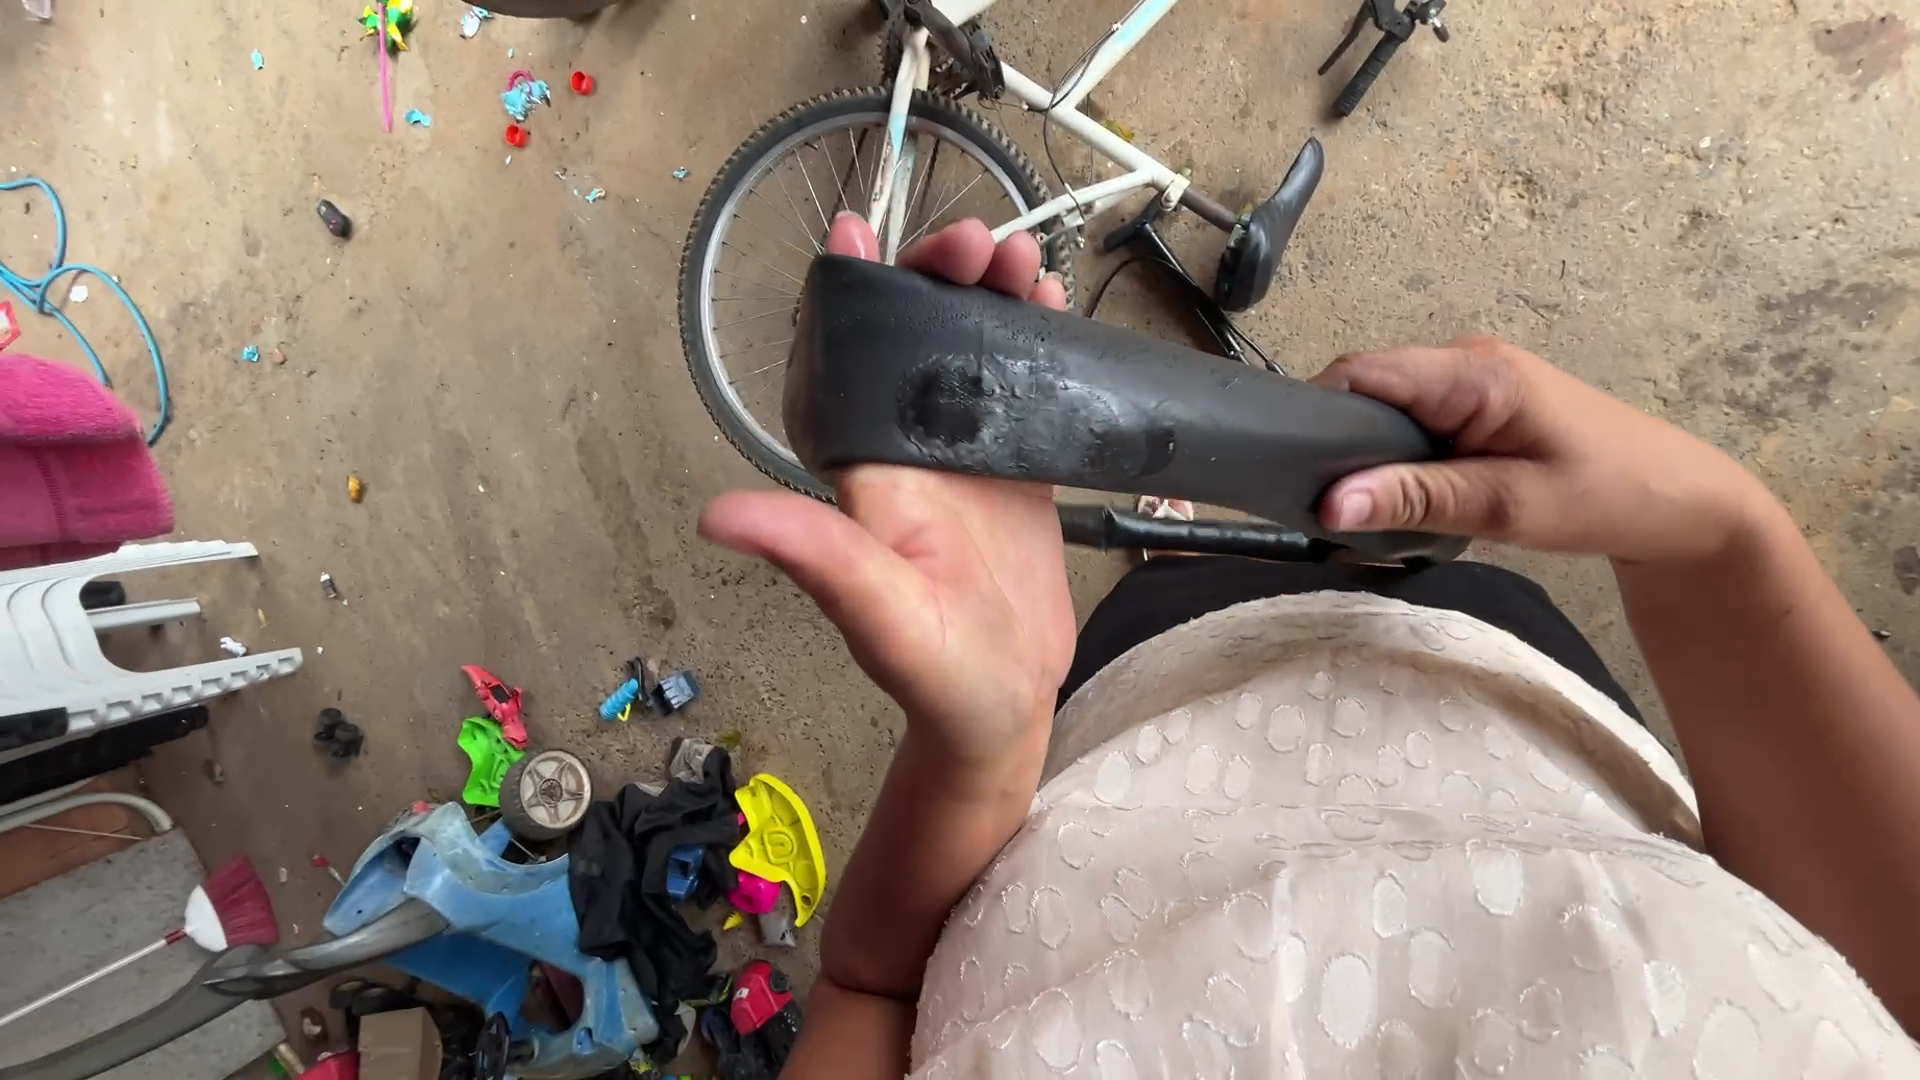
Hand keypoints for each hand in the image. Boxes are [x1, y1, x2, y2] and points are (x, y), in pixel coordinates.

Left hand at [700, 215, 1074, 769]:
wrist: (1003, 707)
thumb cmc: (939, 676)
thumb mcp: (879, 618)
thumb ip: (816, 557)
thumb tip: (716, 514)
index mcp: (871, 475)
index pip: (848, 367)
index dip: (850, 299)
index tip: (858, 230)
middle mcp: (913, 457)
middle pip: (917, 344)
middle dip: (937, 280)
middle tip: (976, 244)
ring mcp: (970, 462)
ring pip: (974, 356)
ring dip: (991, 300)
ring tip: (1021, 261)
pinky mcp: (1018, 475)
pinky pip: (1026, 393)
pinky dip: (1039, 345)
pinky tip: (1053, 308)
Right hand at [1313, 335, 1776, 563]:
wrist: (1683, 505)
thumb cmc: (1608, 498)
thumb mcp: (1507, 507)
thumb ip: (1415, 498)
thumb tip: (1329, 504)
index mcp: (1473, 373)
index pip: (1361, 372)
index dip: (1314, 411)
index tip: (1288, 466)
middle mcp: (1464, 363)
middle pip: (1364, 386)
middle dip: (1332, 436)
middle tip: (1315, 496)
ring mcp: (1468, 382)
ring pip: (1380, 405)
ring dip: (1359, 449)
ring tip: (1349, 498)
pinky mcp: (1472, 405)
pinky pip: (1404, 419)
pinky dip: (1385, 453)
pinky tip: (1388, 488)